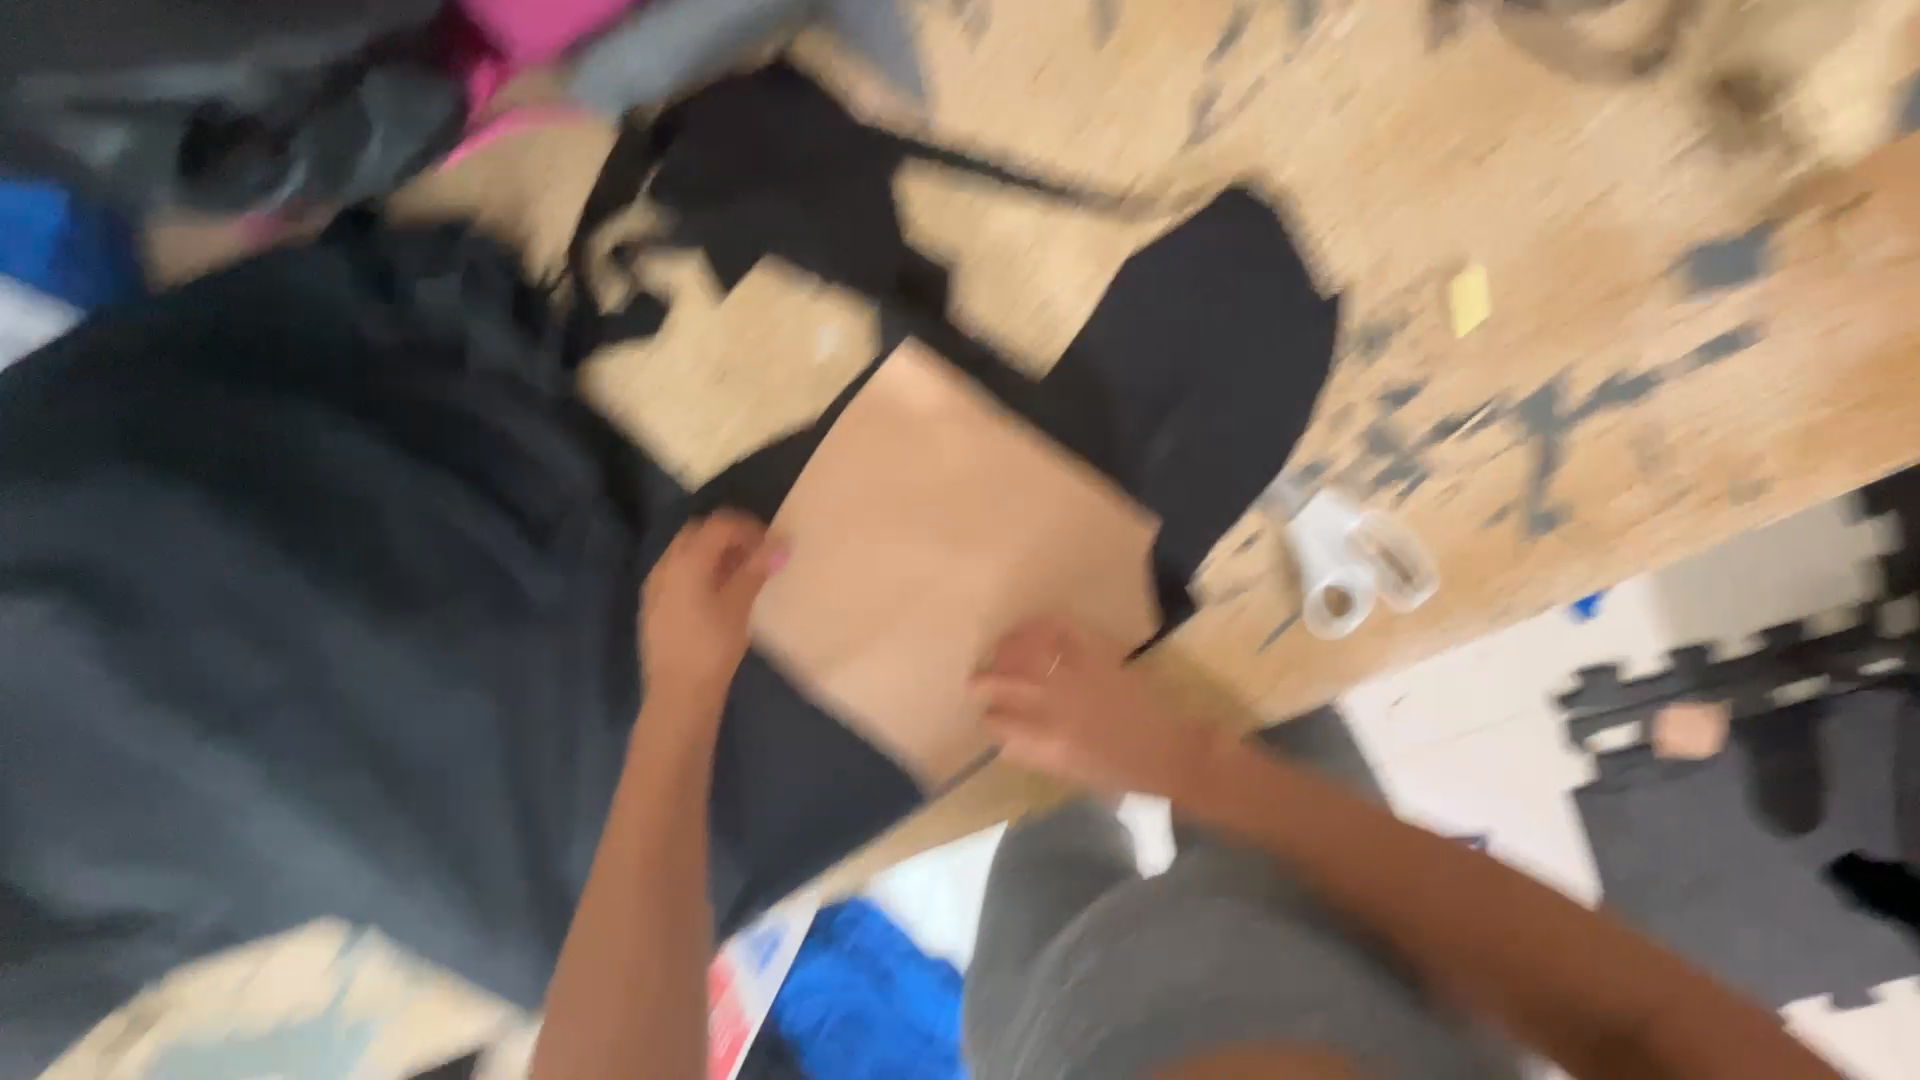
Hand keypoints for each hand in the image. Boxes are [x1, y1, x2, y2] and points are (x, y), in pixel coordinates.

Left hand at [641, 511, 784, 708]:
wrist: (678, 694)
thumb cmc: (713, 648)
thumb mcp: (739, 606)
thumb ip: (757, 570)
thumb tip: (781, 543)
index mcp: (687, 560)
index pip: (720, 523)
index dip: (749, 527)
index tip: (772, 545)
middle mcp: (665, 564)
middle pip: (699, 532)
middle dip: (729, 536)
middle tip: (756, 556)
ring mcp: (655, 584)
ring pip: (686, 551)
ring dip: (714, 553)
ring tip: (741, 576)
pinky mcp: (654, 604)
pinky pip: (678, 571)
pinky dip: (700, 570)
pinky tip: (717, 595)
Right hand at [970, 617, 1225, 796]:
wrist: (1171, 753)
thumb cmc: (1122, 774)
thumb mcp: (1069, 772)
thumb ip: (1035, 750)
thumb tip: (1008, 736)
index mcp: (1044, 742)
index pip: (997, 722)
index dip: (988, 718)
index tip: (988, 716)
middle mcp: (1053, 706)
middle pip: (1001, 683)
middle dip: (982, 680)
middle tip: (976, 680)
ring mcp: (1075, 677)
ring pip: (1024, 652)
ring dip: (1006, 650)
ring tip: (999, 650)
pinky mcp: (1098, 656)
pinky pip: (1061, 631)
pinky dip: (1042, 627)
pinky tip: (1032, 629)